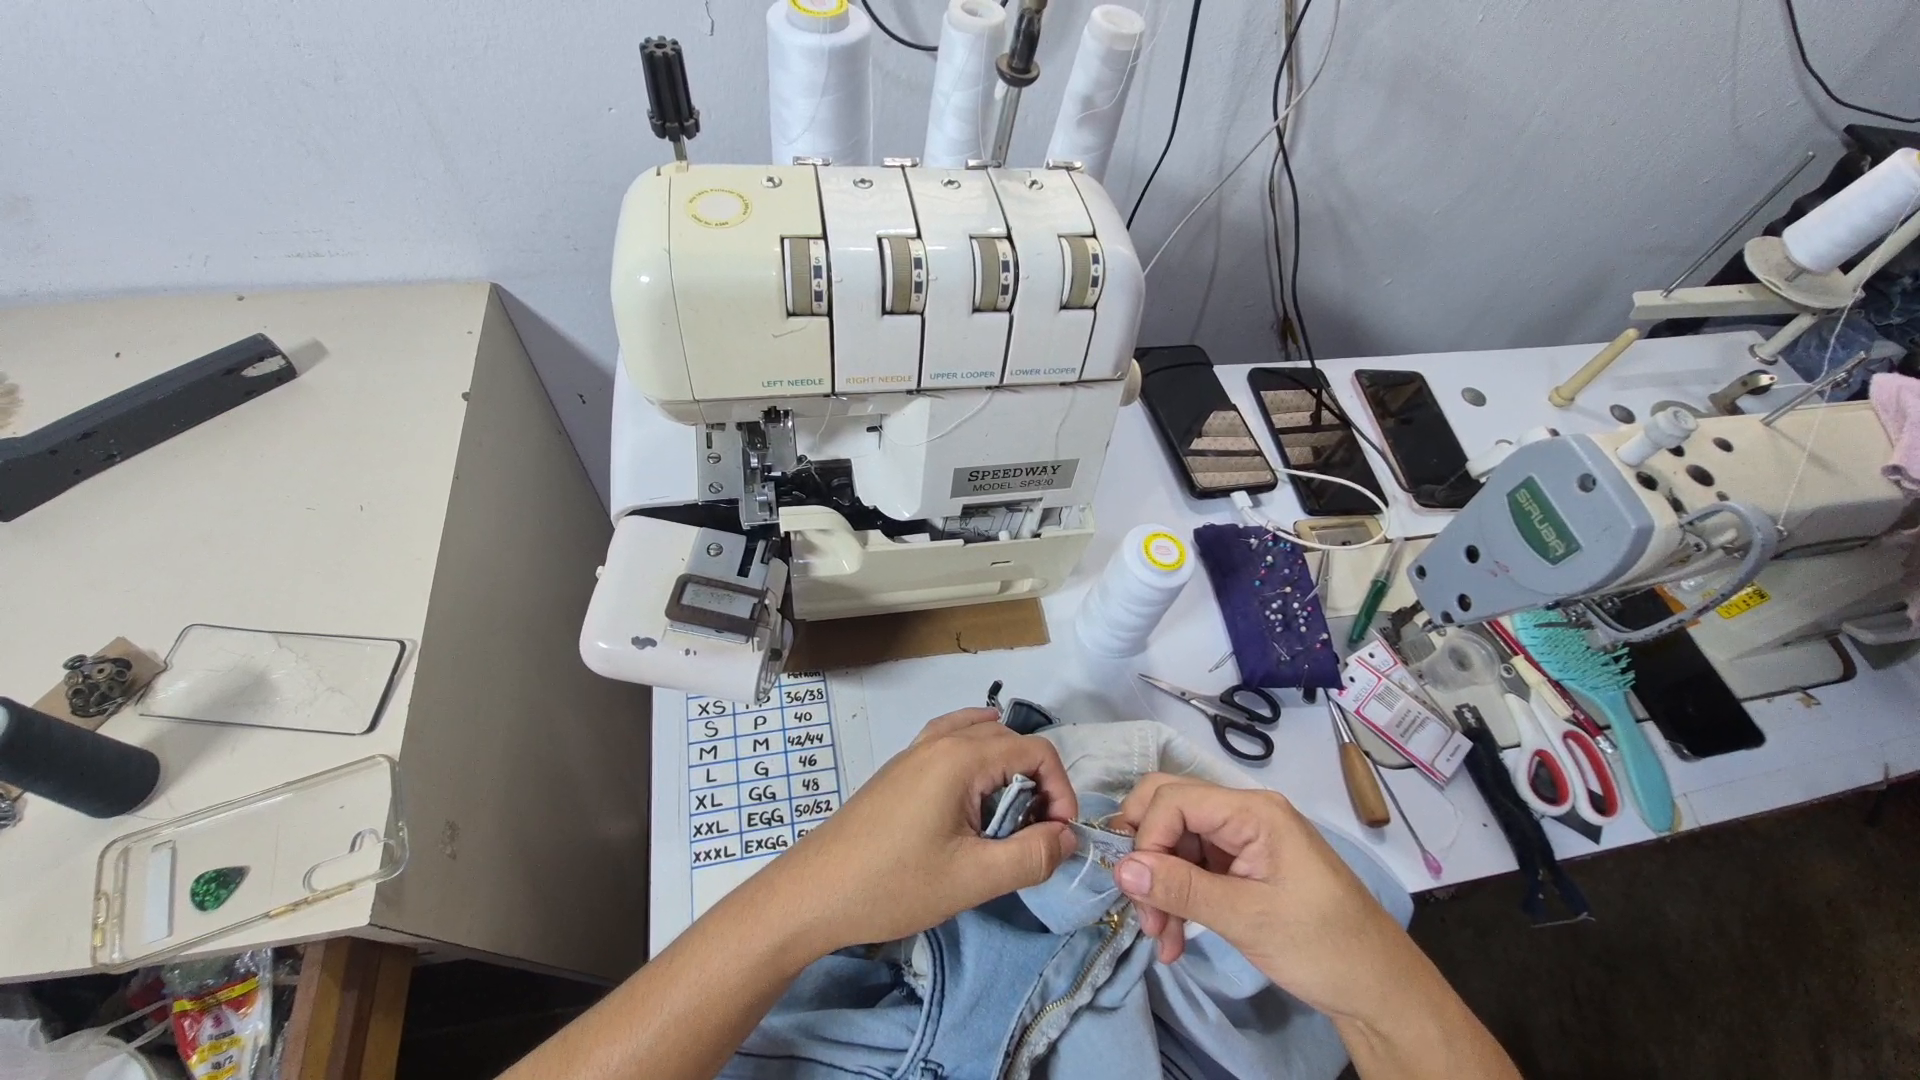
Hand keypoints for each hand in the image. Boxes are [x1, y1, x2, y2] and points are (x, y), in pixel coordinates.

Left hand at [759, 708, 1078, 953]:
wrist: (813, 893)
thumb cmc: (894, 885)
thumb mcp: (974, 879)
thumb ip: (1031, 856)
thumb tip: (1067, 837)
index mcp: (961, 757)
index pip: (1037, 752)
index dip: (1060, 792)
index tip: (1056, 839)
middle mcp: (940, 741)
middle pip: (1010, 741)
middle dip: (1036, 783)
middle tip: (1032, 836)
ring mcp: (915, 751)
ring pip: (980, 738)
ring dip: (1006, 771)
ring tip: (1007, 818)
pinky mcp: (900, 769)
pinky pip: (950, 743)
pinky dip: (976, 757)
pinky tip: (977, 782)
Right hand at [1111, 774, 1417, 1023]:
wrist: (1380, 990)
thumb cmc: (1323, 946)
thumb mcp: (1248, 919)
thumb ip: (1182, 888)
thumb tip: (1121, 868)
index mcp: (1253, 811)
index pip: (1174, 799)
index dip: (1146, 838)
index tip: (1138, 888)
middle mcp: (1244, 814)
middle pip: (1169, 808)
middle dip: (1146, 854)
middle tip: (1138, 902)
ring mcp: (1242, 840)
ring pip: (1175, 842)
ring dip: (1159, 886)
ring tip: (1160, 938)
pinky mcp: (1241, 867)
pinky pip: (1192, 868)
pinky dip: (1178, 899)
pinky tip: (1174, 940)